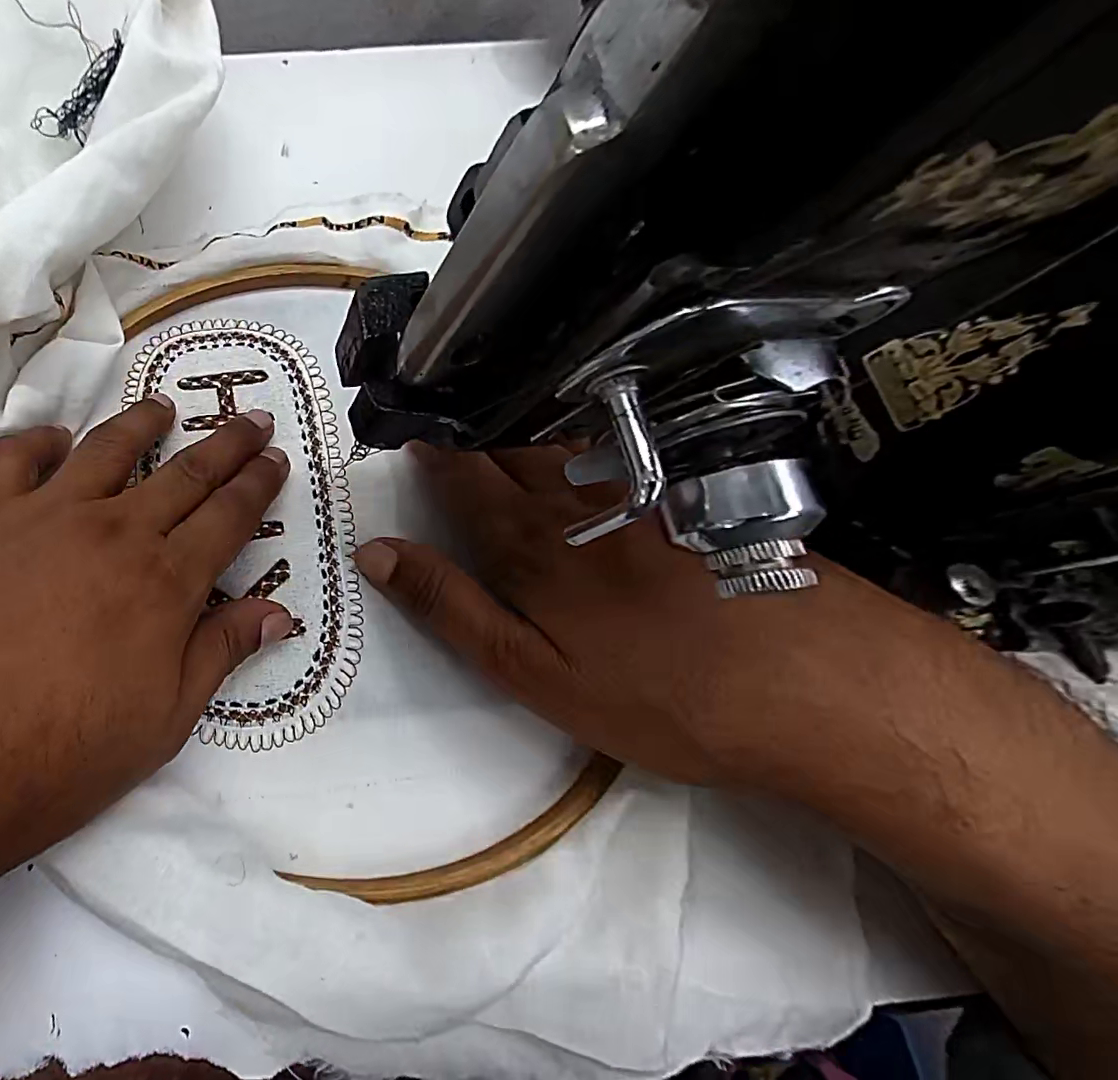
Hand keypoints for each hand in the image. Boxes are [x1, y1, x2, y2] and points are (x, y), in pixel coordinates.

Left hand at [0, 396, 291, 899]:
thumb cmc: (58, 755)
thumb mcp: (160, 722)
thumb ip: (219, 654)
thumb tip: (278, 614)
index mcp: (162, 582)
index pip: (227, 517)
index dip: (257, 486)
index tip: (276, 459)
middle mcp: (110, 532)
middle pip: (182, 473)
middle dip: (225, 444)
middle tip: (252, 421)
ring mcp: (42, 518)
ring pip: (105, 449)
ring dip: (142, 423)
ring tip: (165, 408)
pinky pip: (12, 458)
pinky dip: (37, 440)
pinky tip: (53, 440)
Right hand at [349, 442, 1058, 793]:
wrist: (834, 697)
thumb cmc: (659, 696)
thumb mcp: (530, 670)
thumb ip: (448, 606)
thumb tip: (375, 552)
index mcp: (531, 542)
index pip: (461, 476)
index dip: (428, 451)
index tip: (404, 429)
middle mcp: (581, 501)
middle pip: (510, 447)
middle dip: (468, 429)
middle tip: (441, 416)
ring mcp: (646, 494)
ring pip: (564, 442)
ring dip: (520, 426)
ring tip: (495, 419)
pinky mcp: (696, 501)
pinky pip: (619, 450)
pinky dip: (583, 437)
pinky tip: (583, 443)